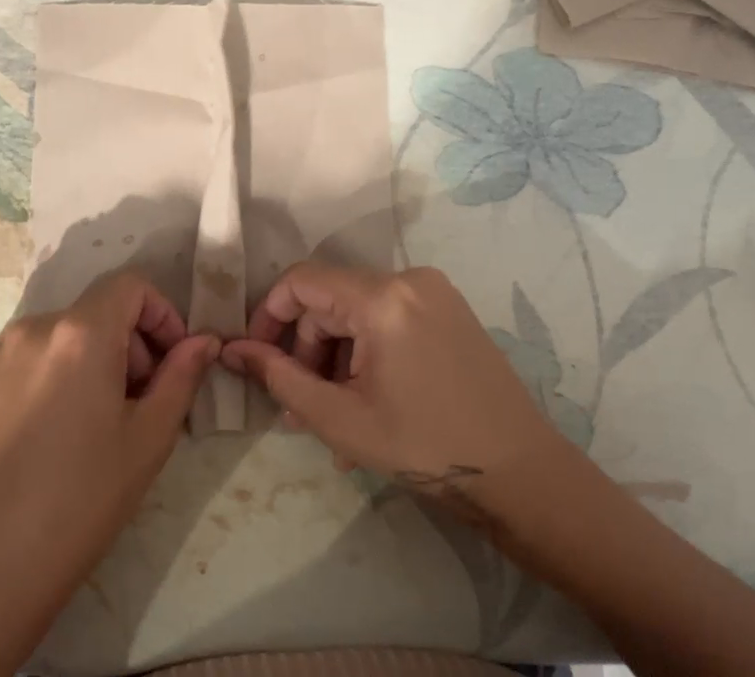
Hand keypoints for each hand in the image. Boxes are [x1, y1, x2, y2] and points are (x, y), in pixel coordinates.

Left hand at [0, 270, 219, 600]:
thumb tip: (203, 341)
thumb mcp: (150, 436)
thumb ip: (181, 376)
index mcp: (78, 333)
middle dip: (132, 343)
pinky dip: (61, 372)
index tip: (174, 361)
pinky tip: (63, 429)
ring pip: (65, 334)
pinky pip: (34, 356)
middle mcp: (33, 328)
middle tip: (144, 400)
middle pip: (97, 310)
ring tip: (104, 419)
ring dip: (96, 358)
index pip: (129, 285)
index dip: (162, 313)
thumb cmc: (86, 495)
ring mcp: (0, 354)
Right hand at [221, 262, 569, 496]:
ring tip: (333, 418)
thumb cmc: (424, 446)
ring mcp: (436, 295)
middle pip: (330, 299)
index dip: (268, 315)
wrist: (522, 474)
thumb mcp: (338, 418)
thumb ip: (278, 377)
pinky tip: (366, 404)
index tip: (256, 358)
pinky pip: (388, 321)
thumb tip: (232, 349)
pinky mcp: (451, 314)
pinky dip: (365, 354)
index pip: (301, 281)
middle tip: (297, 405)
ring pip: (357, 313)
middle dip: (305, 349)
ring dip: (334, 358)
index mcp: (382, 298)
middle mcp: (410, 280)